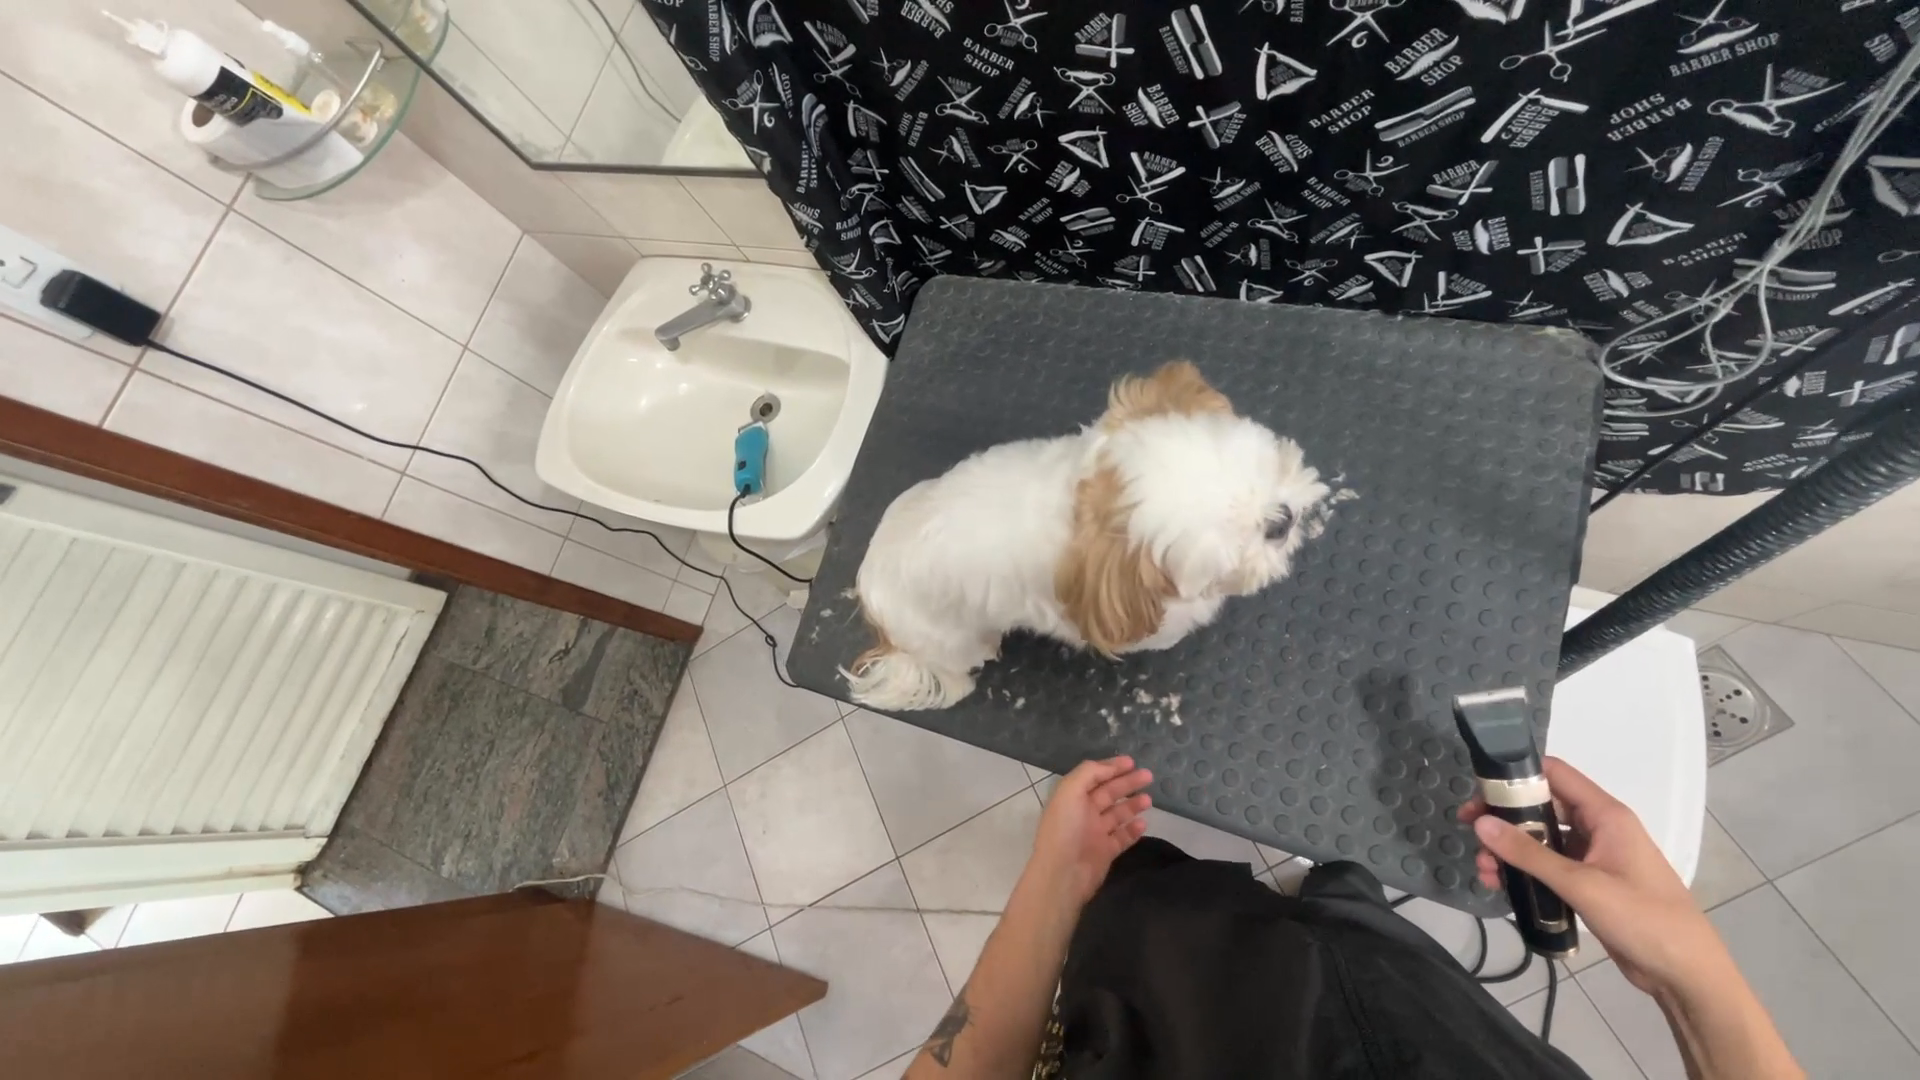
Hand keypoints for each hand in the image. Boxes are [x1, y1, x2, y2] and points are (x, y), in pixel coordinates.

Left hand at [1027, 757, 1152, 908]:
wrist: (1064, 873)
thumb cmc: (1065, 828)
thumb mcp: (1070, 791)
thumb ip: (1089, 773)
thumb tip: (1110, 767)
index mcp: (1072, 796)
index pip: (1094, 776)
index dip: (1112, 767)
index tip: (1131, 761)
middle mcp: (1083, 812)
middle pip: (1109, 792)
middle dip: (1127, 783)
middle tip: (1148, 775)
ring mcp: (1095, 833)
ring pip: (1117, 814)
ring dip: (1132, 805)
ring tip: (1149, 799)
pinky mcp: (1105, 852)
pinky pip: (1122, 837)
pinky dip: (1133, 830)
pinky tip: (1144, 823)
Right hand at [1460, 757, 1729, 995]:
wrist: (1688, 977)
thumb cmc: (1645, 920)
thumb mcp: (1581, 884)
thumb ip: (1528, 852)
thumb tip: (1479, 822)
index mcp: (1606, 816)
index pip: (1554, 773)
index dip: (1515, 772)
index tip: (1478, 785)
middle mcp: (1598, 828)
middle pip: (1539, 806)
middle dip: (1502, 818)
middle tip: (1470, 830)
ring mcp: (1593, 855)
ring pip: (1538, 837)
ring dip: (1507, 849)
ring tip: (1485, 870)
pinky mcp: (1588, 881)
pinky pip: (1545, 863)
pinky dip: (1521, 869)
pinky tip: (1501, 885)